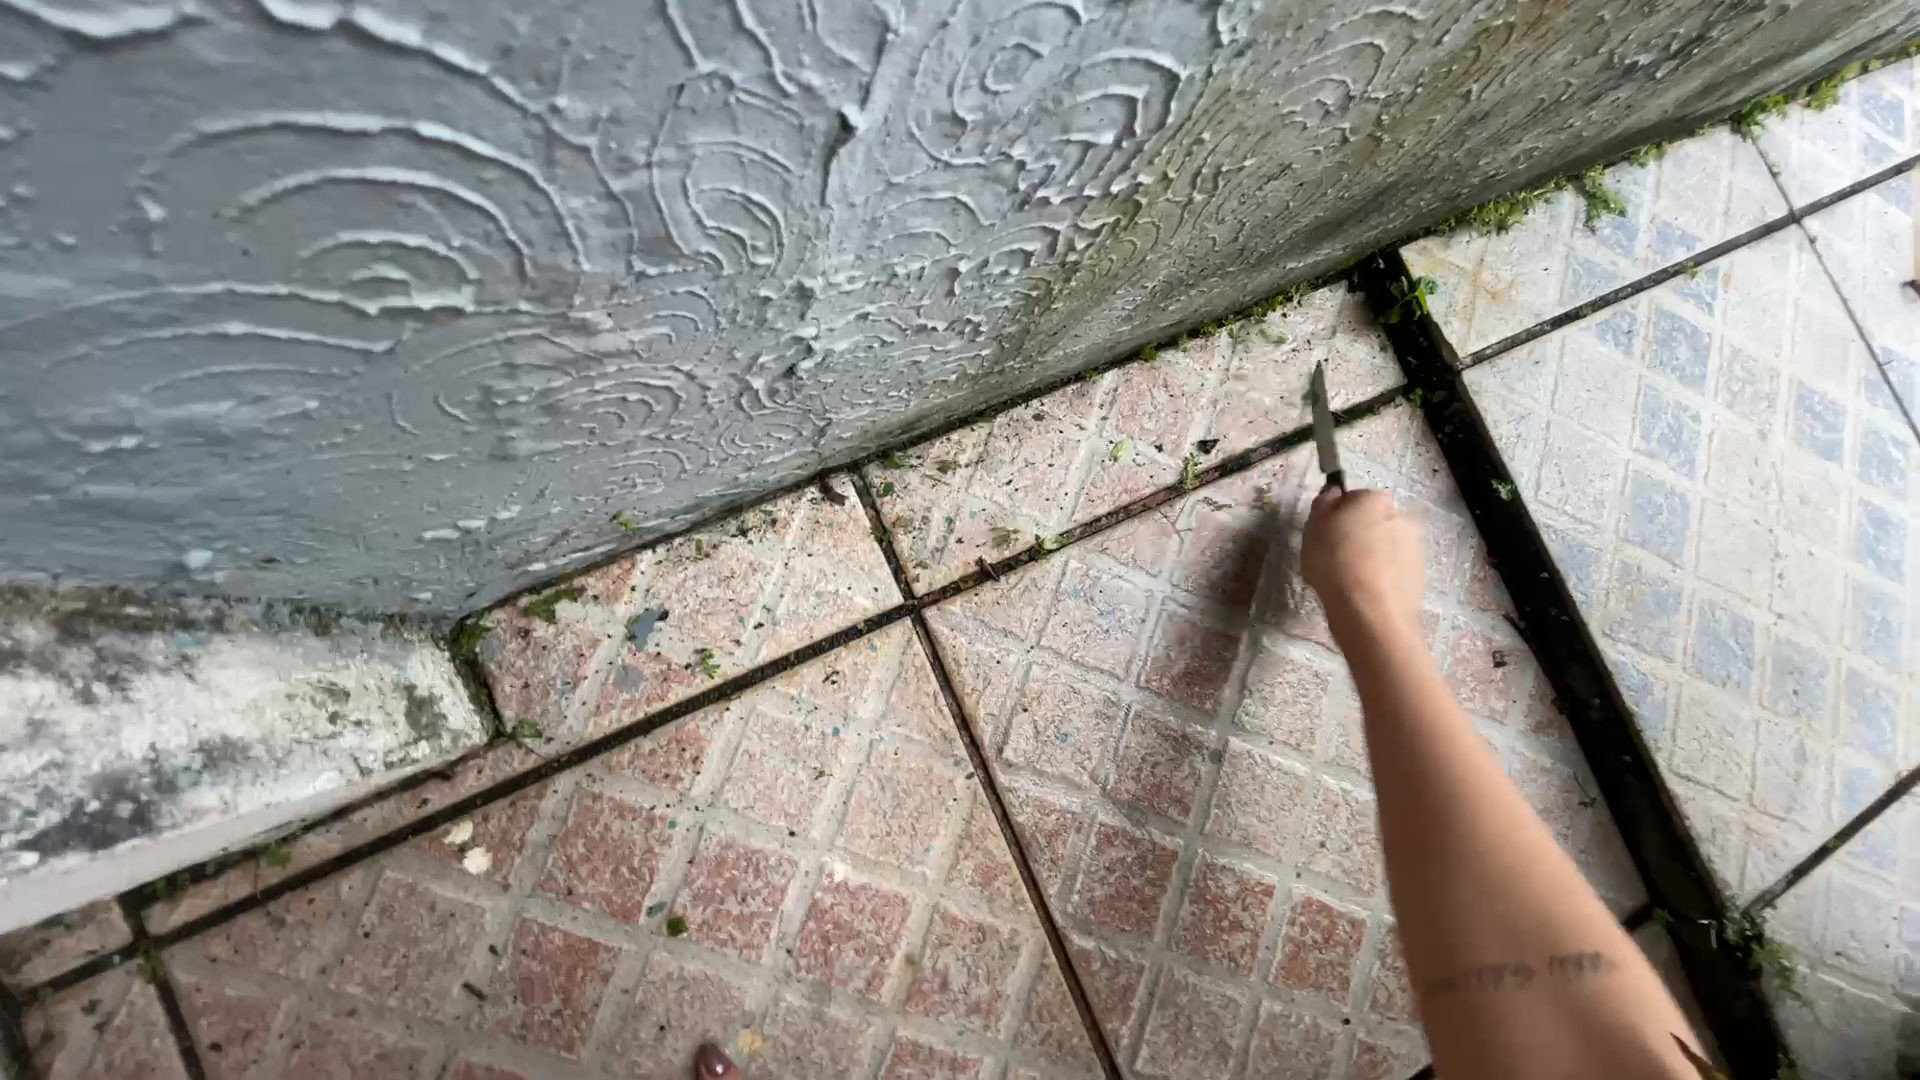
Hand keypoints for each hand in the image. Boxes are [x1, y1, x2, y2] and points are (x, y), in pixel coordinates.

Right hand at [1301, 485, 1424, 640]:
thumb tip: (1333, 496)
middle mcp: (1400, 514)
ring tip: (1349, 578)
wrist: (1371, 612)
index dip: (1333, 516)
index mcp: (1373, 498)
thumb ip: (1322, 505)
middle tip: (1332, 557)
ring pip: (1383, 544)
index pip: (1350, 498)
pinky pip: (1392, 567)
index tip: (1322, 535)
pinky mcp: (1419, 572)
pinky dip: (1380, 574)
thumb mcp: (1312, 528)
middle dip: (1355, 534)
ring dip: (1369, 554)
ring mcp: (1414, 544)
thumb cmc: (1334, 563)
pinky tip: (1364, 591)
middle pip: (1370, 520)